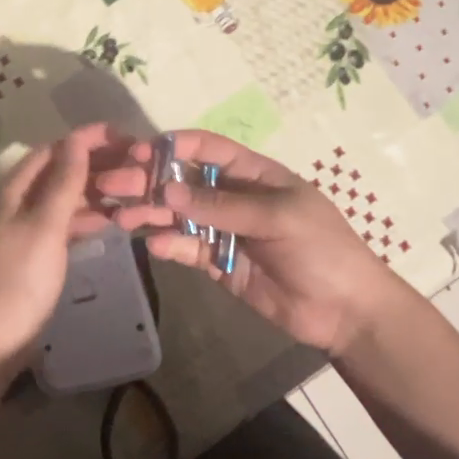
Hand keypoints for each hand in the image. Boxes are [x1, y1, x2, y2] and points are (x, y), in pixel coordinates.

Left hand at [0, 125, 120, 384]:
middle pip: (59, 172)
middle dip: (96, 164)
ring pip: (65, 199)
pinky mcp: (36, 255)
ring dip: (97, 191)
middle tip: (140, 164)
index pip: (52, 151)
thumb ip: (63, 184)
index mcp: (13, 191)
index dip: (87, 140)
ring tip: (136, 189)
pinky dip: (89, 218)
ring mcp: (26, 231)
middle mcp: (17, 204)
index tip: (126, 136)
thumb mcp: (44, 228)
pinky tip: (116, 219)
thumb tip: (77, 140)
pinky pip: (65, 225)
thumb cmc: (19, 281)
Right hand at [101, 130, 408, 354]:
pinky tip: (154, 245)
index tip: (138, 153)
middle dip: (149, 181)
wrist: (345, 311)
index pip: (207, 149)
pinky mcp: (218, 263)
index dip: (173, 147)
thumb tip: (167, 189)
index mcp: (254, 174)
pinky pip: (186, 248)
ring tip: (123, 219)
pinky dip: (169, 245)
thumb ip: (222, 205)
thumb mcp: (278, 217)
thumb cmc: (322, 249)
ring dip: (150, 213)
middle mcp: (233, 197)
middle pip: (184, 181)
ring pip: (178, 215)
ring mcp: (224, 231)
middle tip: (112, 186)